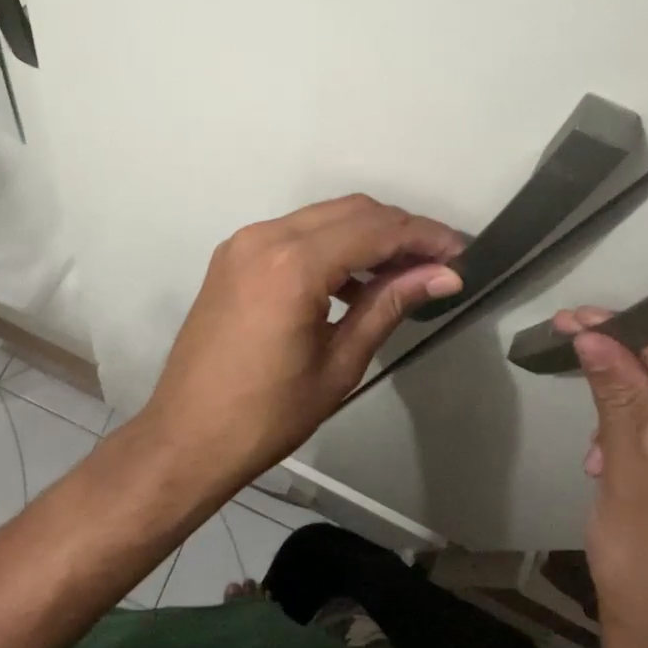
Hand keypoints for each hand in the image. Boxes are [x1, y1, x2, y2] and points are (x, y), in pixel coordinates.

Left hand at [141, 195, 463, 476]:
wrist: (187, 436)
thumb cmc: (267, 415)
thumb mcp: (339, 364)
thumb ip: (388, 307)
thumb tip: (443, 275)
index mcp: (292, 265)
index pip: (374, 229)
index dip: (424, 236)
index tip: (461, 253)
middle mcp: (263, 238)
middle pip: (349, 211)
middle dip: (398, 230)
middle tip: (438, 263)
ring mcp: (242, 244)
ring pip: (321, 218)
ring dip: (365, 235)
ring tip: (403, 275)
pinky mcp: (231, 259)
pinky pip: (292, 234)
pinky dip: (329, 246)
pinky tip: (353, 283)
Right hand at [557, 307, 647, 647]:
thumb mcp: (630, 470)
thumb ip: (618, 396)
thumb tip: (593, 334)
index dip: (640, 341)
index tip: (586, 317)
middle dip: (628, 375)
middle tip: (574, 341)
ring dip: (629, 414)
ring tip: (592, 445)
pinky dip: (643, 439)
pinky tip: (607, 457)